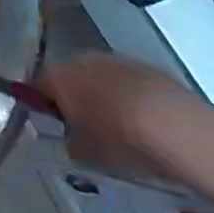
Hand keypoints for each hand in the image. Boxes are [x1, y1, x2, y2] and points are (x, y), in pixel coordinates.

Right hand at [34, 53, 213, 182]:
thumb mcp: (85, 153)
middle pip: (70, 77)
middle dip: (75, 98)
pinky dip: (130, 97)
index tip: (51, 125)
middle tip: (86, 128)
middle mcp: (82, 59)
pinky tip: (145, 122)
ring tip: (120, 127)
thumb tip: (71, 136)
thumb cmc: (119, 140)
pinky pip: (129, 82)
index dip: (41, 104)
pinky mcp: (148, 67)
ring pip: (101, 77)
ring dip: (104, 95)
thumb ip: (69, 141)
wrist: (177, 127)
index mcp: (59, 76)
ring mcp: (117, 60)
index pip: (37, 85)